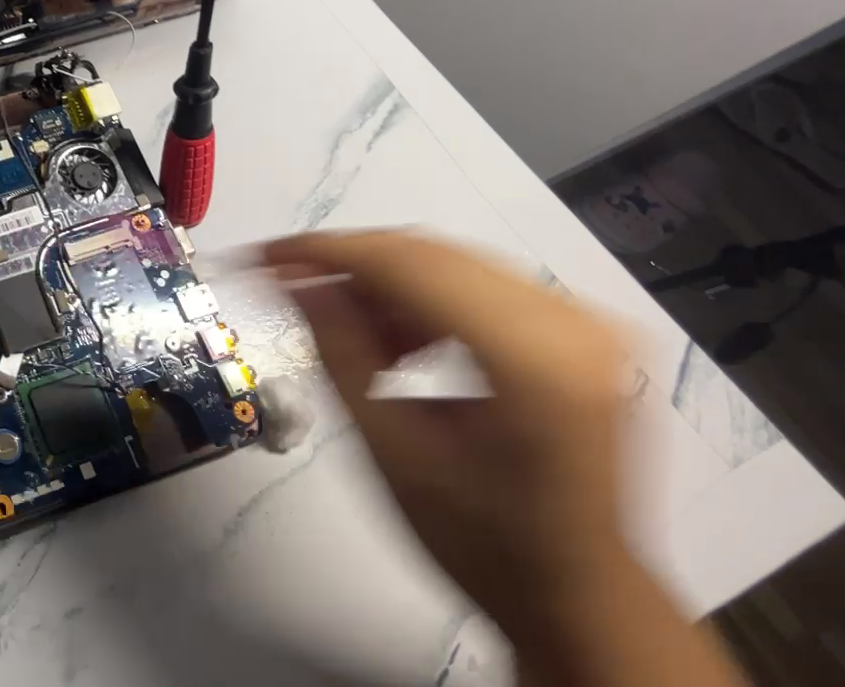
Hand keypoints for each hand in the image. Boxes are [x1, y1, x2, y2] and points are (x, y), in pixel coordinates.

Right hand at [264, 230, 631, 635]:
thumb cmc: (478, 538)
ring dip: (382, 286)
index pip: (408, 265)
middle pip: (430, 255)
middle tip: (285, 288)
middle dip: (348, 266)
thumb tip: (292, 283)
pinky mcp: (580, 330)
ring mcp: (585, 322)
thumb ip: (340, 353)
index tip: (259, 256)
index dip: (323, 252)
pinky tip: (392, 339)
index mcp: (533, 359)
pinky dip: (419, 299)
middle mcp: (573, 322)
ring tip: (342, 330)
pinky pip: (476, 285)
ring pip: (449, 264)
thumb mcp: (390, 449)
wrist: (578, 592)